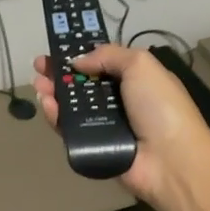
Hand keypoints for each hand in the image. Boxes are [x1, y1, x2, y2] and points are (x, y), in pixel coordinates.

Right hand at [33, 44, 209, 208]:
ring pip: (75, 105)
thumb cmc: (160, 106)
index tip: (59, 48)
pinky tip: (47, 104)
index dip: (81, 54)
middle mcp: (121, 100)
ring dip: (55, 92)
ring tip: (38, 82)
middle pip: (85, 83)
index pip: (103, 61)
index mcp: (136, 78)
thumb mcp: (140, 65)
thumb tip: (78, 60)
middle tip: (39, 65)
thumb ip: (108, 55)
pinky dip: (57, 116)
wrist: (171, 162)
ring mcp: (108, 125)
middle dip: (61, 72)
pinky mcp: (96, 147)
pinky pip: (72, 129)